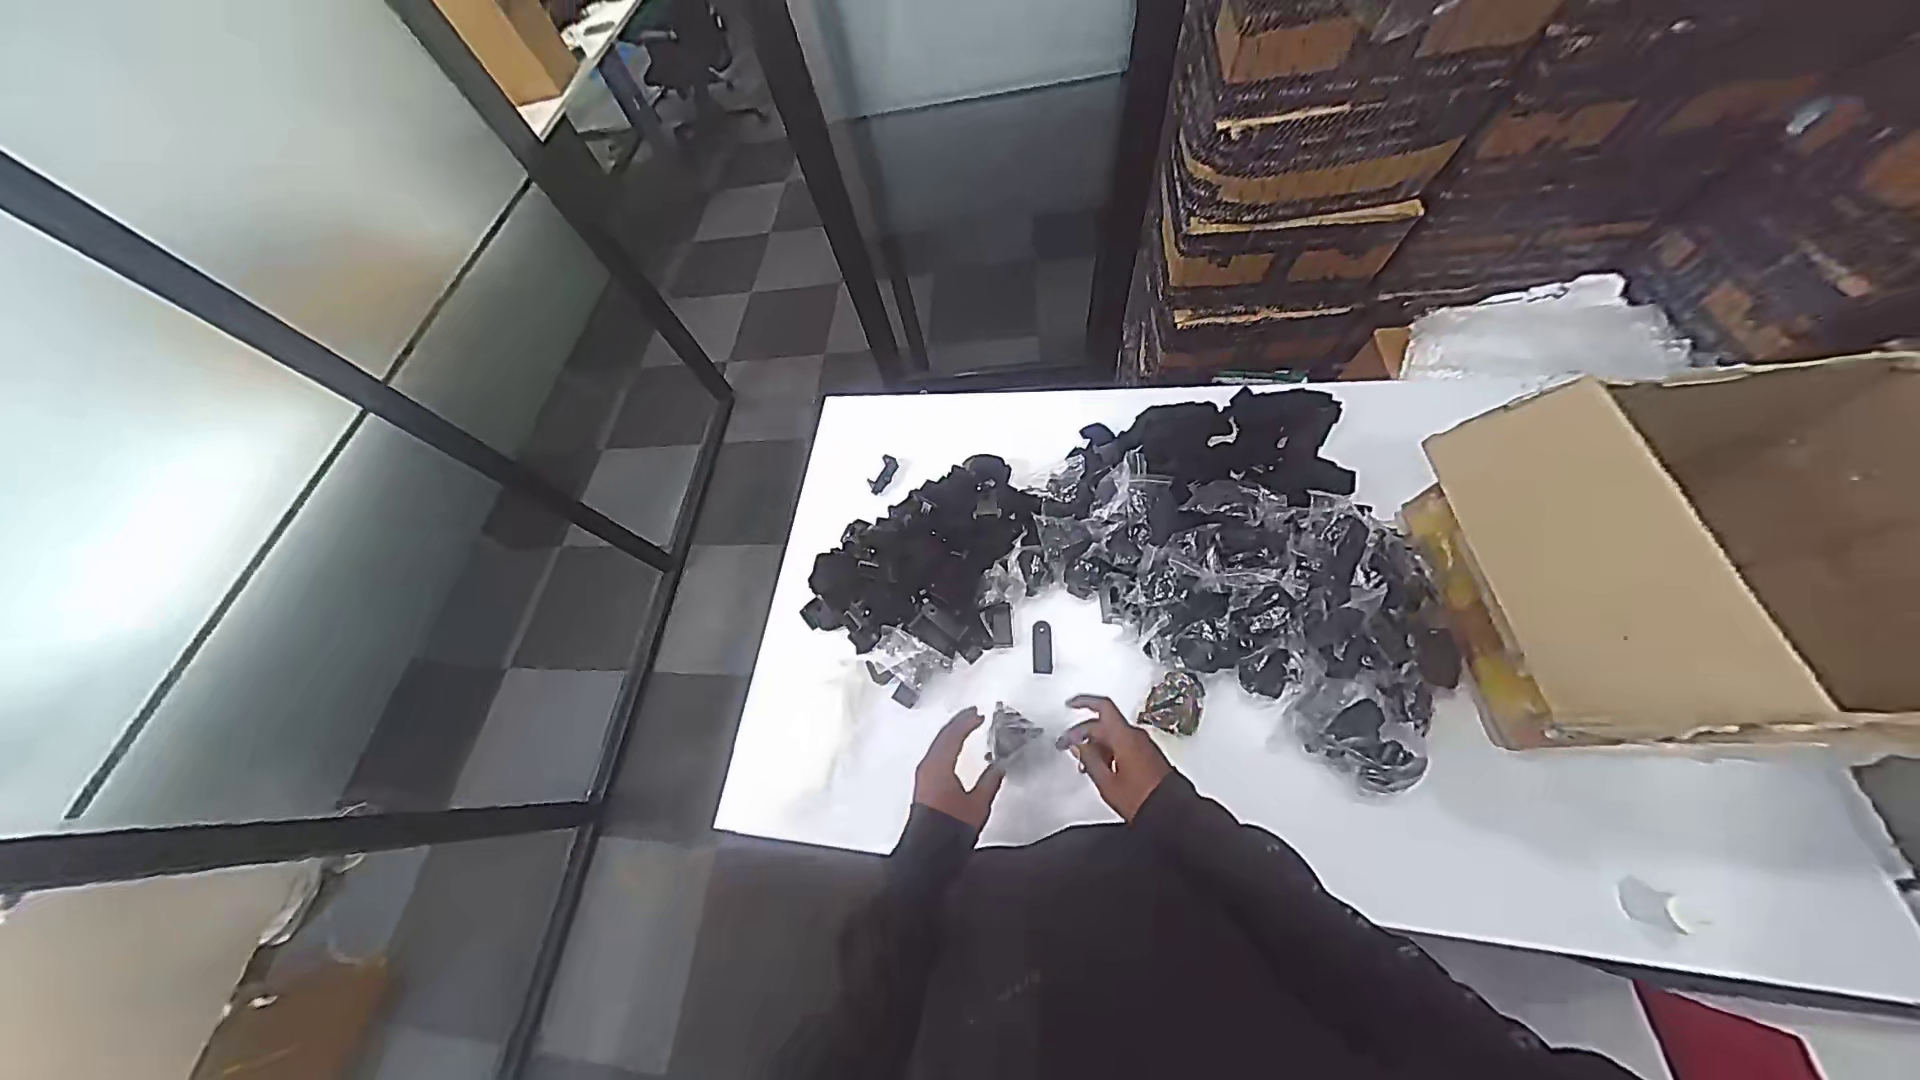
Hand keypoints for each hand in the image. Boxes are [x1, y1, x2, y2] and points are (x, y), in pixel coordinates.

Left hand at [913, 708, 1004, 829]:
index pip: (953, 735)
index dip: (967, 722)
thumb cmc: (950, 830)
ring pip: (938, 744)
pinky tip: (954, 748)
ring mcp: (923, 775)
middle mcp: (928, 766)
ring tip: (966, 726)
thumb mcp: (977, 806)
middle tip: (972, 714)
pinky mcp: (924, 783)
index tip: (979, 714)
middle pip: (943, 736)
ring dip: (952, 732)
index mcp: (939, 766)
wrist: (927, 855)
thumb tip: (998, 766)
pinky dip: (947, 744)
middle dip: (958, 723)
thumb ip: (989, 782)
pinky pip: (935, 754)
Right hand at [1060, 695, 1173, 821]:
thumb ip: (1089, 759)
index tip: (1070, 705)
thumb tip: (1078, 745)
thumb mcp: (1107, 782)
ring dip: (1096, 745)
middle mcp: (1135, 736)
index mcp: (1124, 737)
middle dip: (1082, 732)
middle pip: (1103, 724)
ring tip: (1084, 764)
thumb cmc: (1144, 799)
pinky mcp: (1148, 756)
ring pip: (1113, 736)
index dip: (1084, 702)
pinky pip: (1123, 745)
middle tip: (1066, 745)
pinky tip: (1101, 768)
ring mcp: (1143, 745)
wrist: (1174, 814)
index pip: (1102, 707)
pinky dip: (1109, 752)